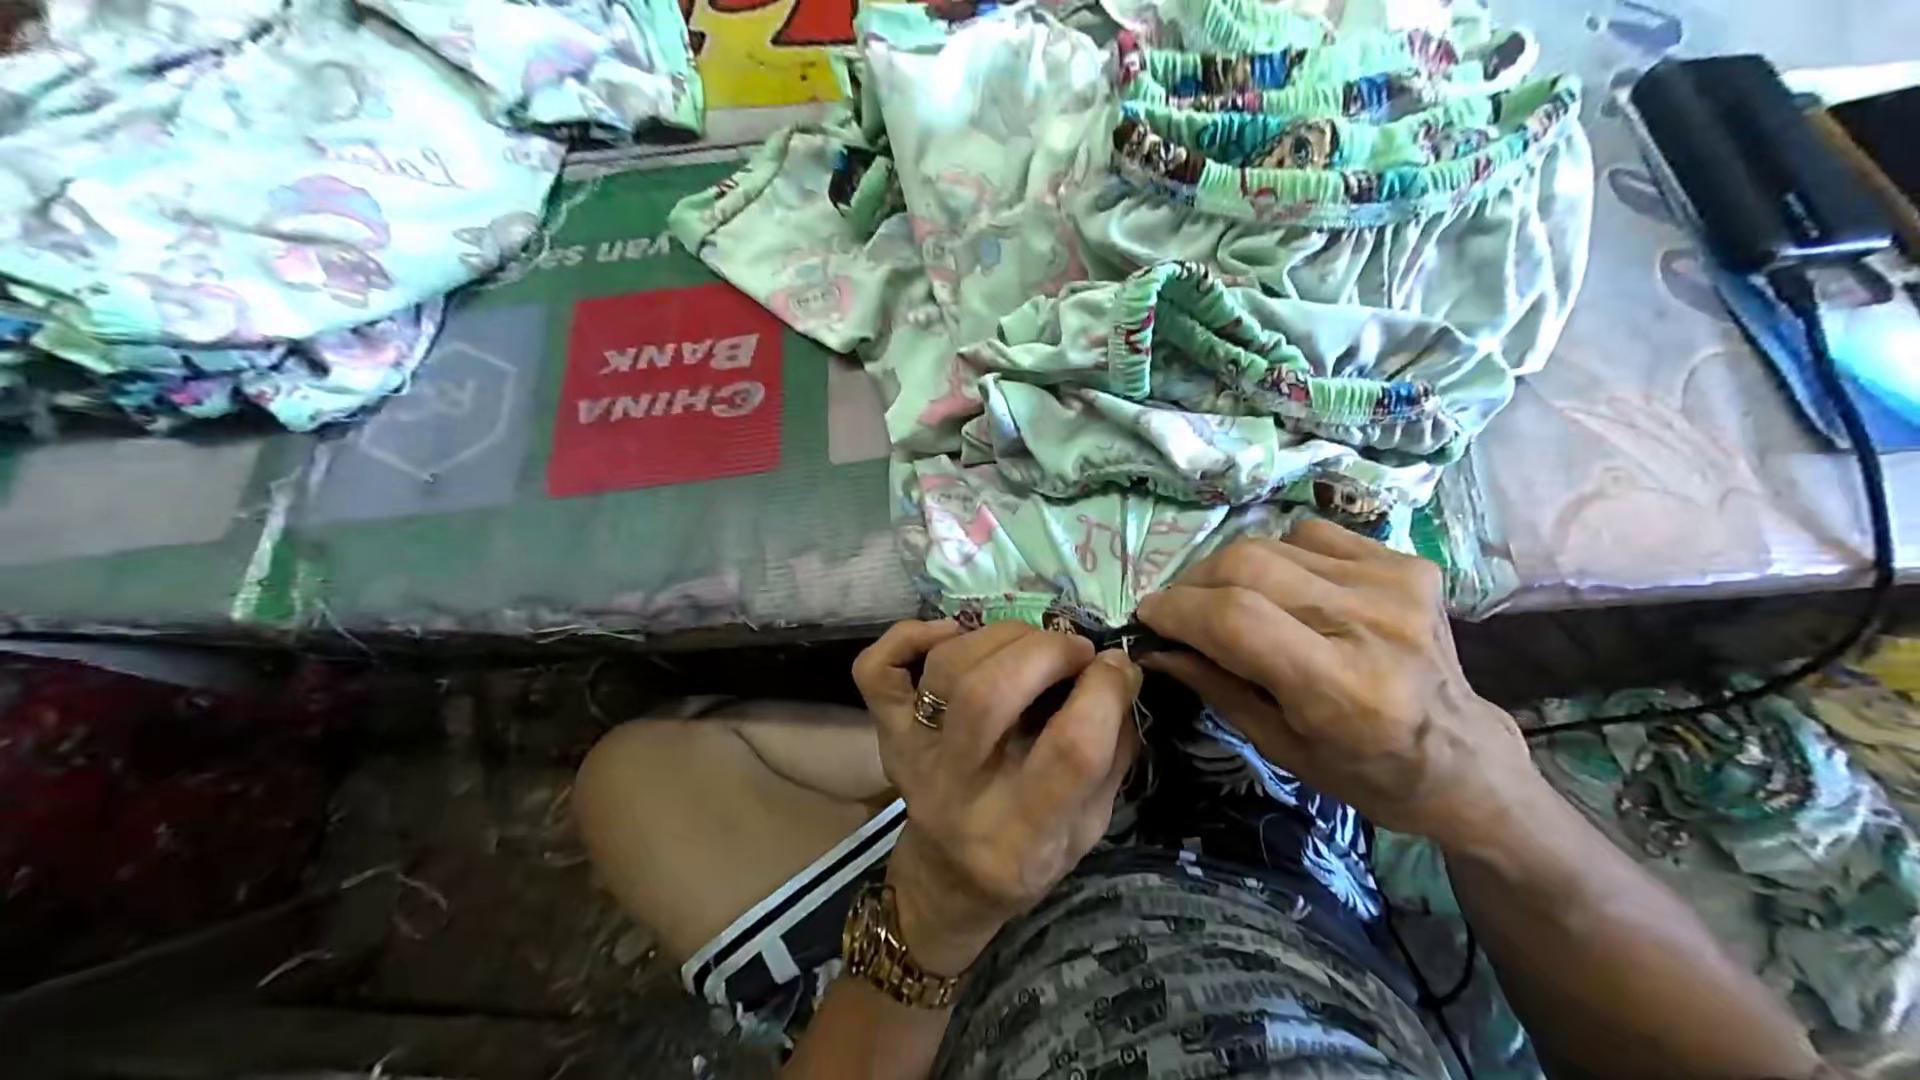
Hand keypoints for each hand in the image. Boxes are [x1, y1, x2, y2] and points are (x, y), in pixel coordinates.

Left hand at [852, 620, 1140, 974]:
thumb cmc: (1027, 857)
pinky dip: (910, 635)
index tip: (1117, 668)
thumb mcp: (1089, 826)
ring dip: (1001, 635)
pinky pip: (877, 671)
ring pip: (946, 670)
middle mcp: (957, 792)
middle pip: (990, 695)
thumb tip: (1118, 672)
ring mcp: (912, 758)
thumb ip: (1111, 753)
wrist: (947, 881)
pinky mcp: (885, 733)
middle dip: (1048, 653)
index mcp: (1021, 835)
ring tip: (1034, 643)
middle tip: (1076, 649)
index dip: (1104, 692)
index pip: (1069, 749)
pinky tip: (954, 633)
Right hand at [1136, 521, 1540, 852]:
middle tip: (1179, 608)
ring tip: (1225, 599)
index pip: (1236, 620)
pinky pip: (1309, 534)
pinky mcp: (1408, 563)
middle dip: (1193, 584)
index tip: (1148, 615)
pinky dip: (1278, 555)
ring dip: (1228, 569)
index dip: (1178, 609)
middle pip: (1248, 567)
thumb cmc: (1364, 770)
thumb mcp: (1277, 746)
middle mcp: (1373, 626)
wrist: (1464, 758)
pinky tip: (1286, 587)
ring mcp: (1395, 585)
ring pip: (1271, 543)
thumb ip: (1213, 686)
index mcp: (1342, 690)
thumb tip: (1154, 647)